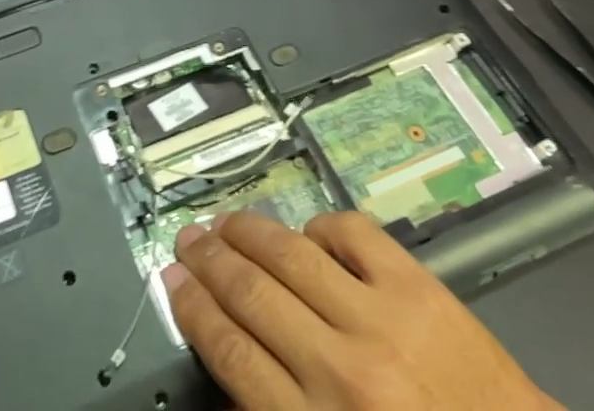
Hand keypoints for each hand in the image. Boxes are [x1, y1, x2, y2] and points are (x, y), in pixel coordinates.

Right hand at [163, 211, 560, 410]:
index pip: (230, 349)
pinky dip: (321, 228)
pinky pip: (352, 234)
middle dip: (208, 261)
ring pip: (290, 255)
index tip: (172, 282)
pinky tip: (307, 236)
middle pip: (250, 294)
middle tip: (188, 241)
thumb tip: (227, 353)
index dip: (191, 308)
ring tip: (225, 223)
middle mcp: (340, 370)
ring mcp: (382, 321)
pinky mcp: (421, 289)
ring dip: (247, 232)